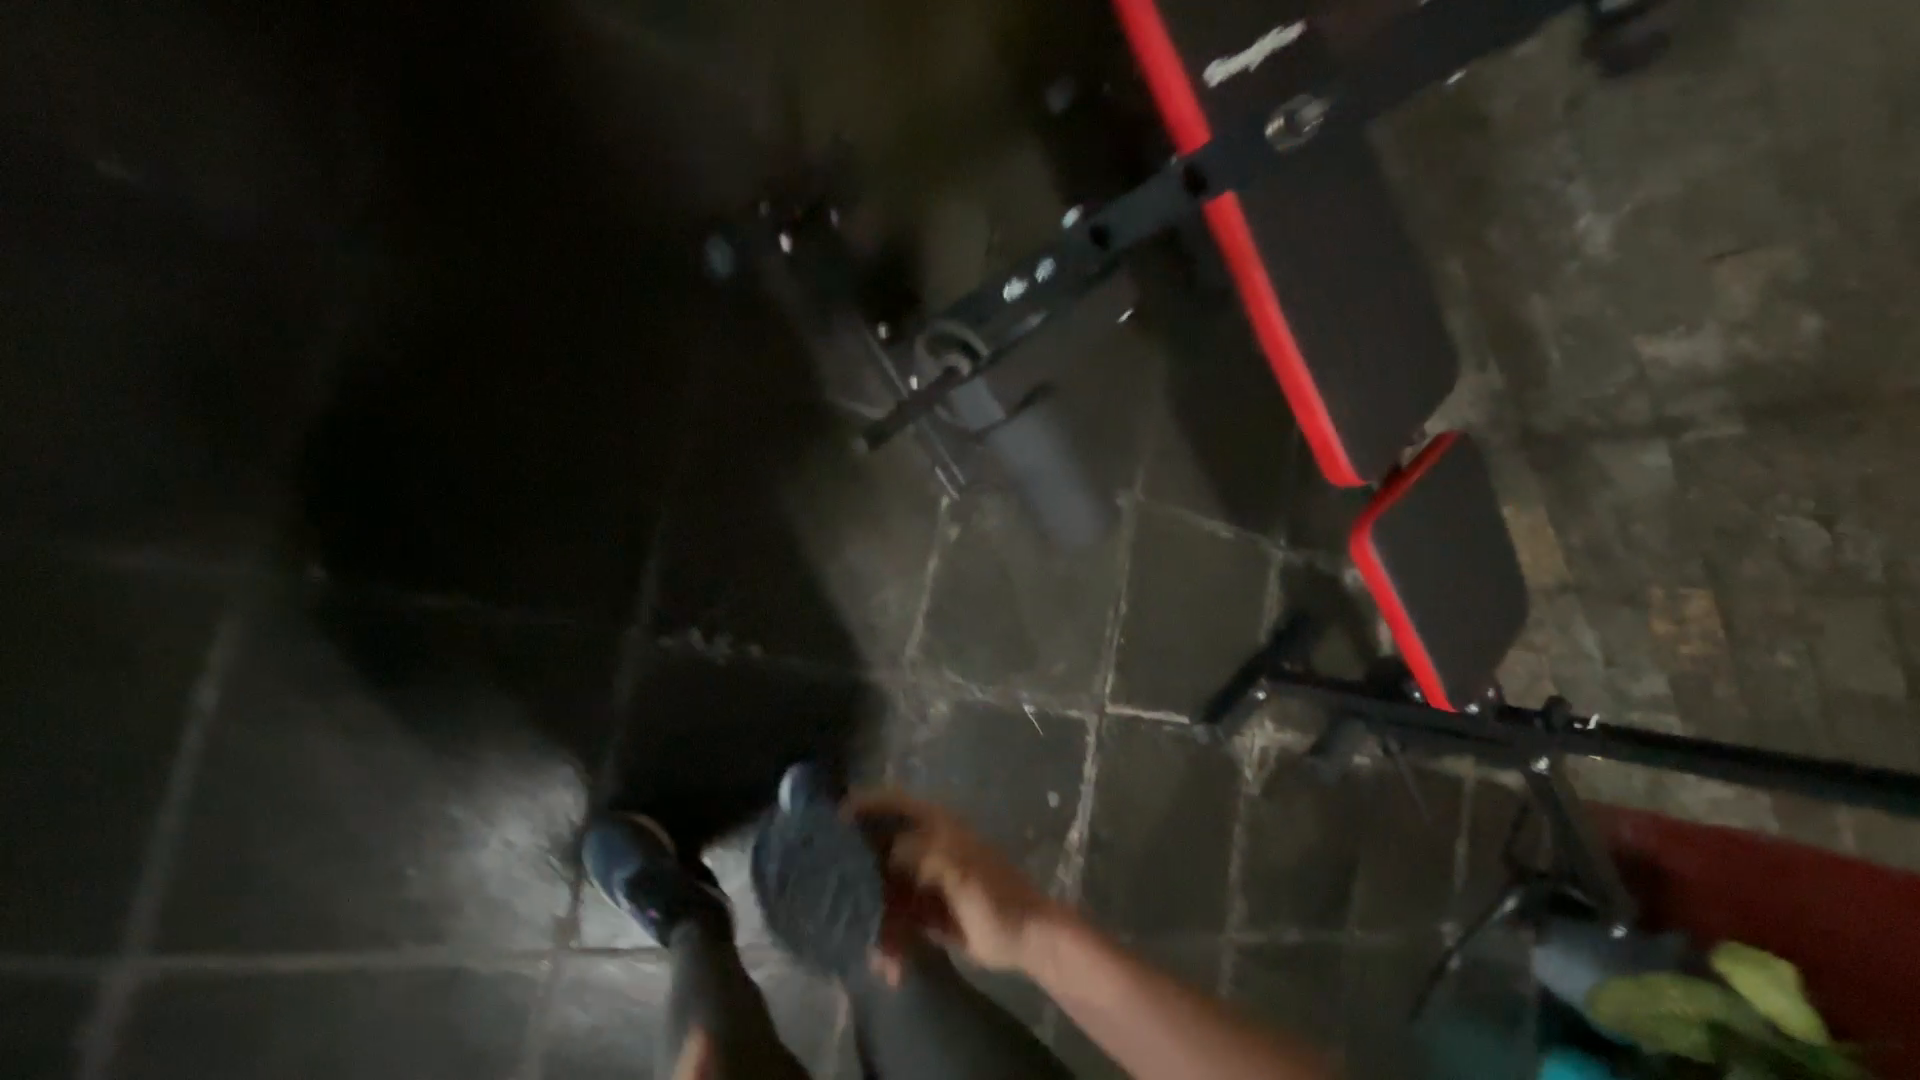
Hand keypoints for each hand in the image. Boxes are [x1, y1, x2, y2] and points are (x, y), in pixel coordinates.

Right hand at [847, 790, 1062, 972]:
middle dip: (857, 877)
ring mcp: (923, 880)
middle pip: (878, 850)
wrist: (1029, 940)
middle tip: (832, 898)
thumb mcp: (959, 871)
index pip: (892, 804)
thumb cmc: (997, 897)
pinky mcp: (924, 912)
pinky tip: (892, 967)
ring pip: (883, 891)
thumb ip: (922, 855)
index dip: (862, 806)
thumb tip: (887, 852)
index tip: (831, 820)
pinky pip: (895, 921)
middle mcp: (925, 848)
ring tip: (879, 954)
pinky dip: (891, 942)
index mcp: (936, 828)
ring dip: (875, 922)